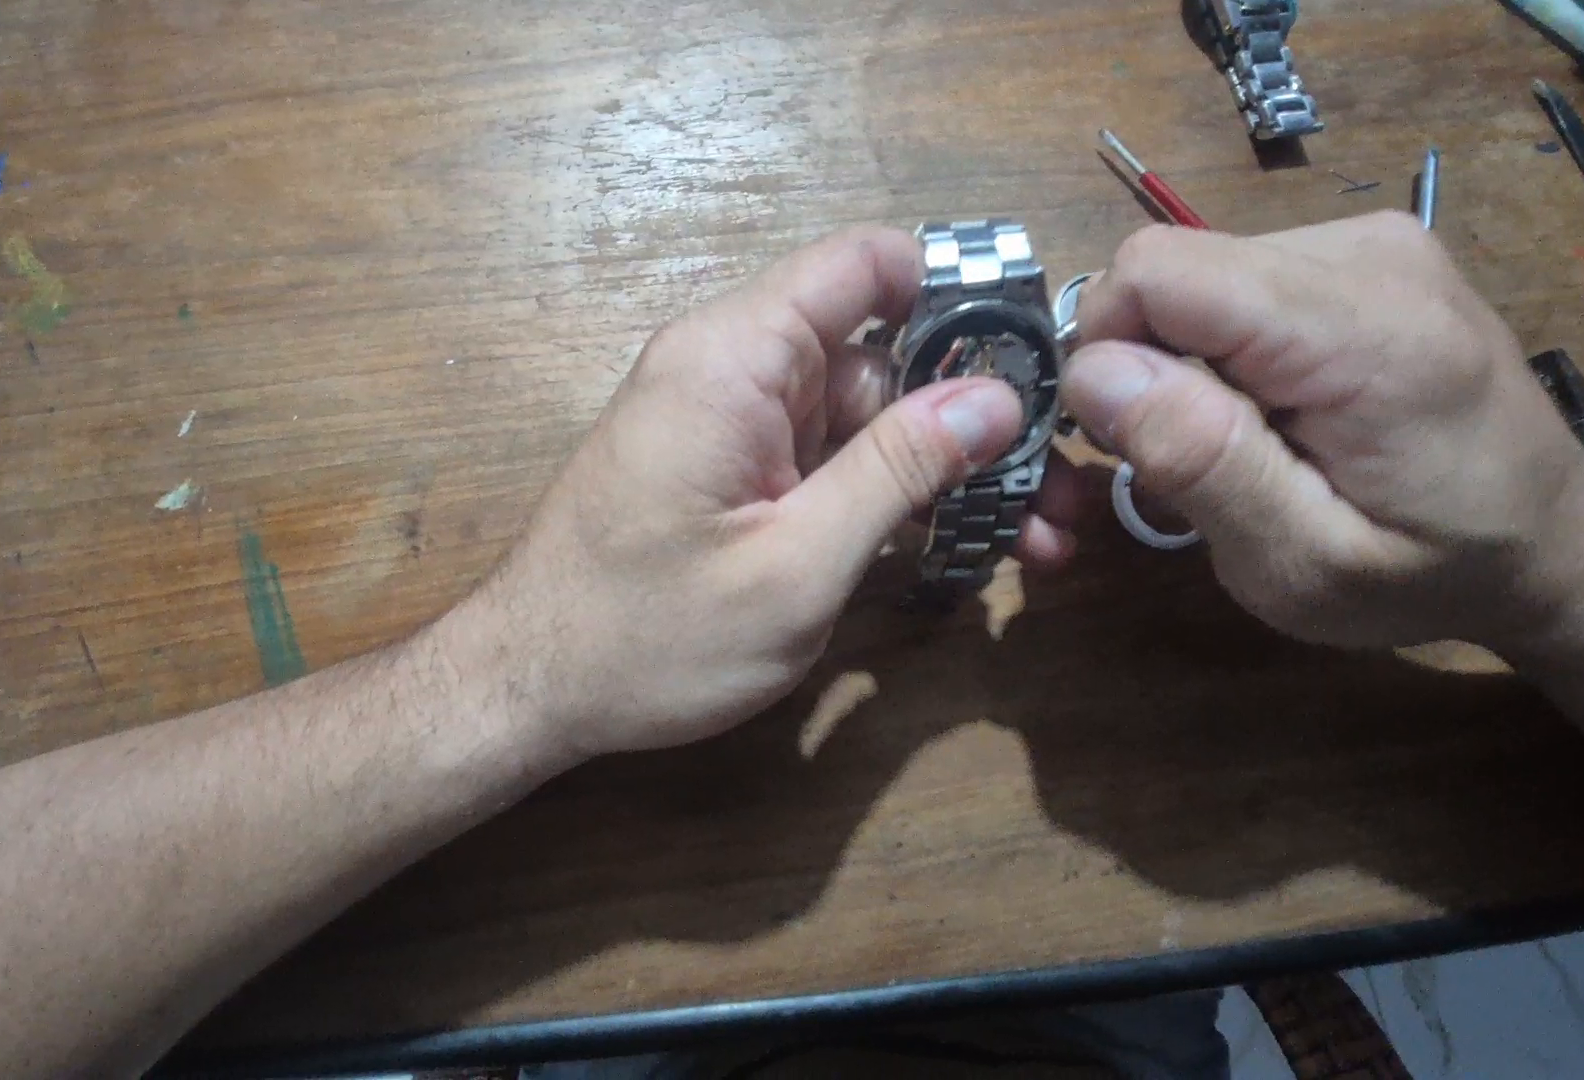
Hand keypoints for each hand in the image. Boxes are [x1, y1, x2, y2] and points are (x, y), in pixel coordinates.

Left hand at [472, 227, 1023, 758]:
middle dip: (963, 413)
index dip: (956, 292)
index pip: (862, 265)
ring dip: (933, 468)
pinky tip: (943, 542)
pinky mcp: (733, 469)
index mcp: (733, 359)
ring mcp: (732, 422)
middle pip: (875, 353)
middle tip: (1049, 492)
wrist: (534, 688)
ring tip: (1023, 535)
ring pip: (859, 415)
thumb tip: (994, 396)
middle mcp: (731, 368)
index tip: (1032, 359)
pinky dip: (881, 492)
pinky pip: (824, 457)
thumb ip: (895, 470)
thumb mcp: (795, 565)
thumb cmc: (650, 639)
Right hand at [1021, 212, 1583, 648]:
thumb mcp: (1299, 563)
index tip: (1119, 436)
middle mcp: (1362, 256)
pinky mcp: (1347, 256)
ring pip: (1181, 281)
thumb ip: (1201, 462)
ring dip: (1169, 366)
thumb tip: (1094, 373)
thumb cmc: (1423, 574)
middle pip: (1163, 274)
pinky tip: (1253, 409)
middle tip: (1175, 456)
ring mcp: (1359, 245)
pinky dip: (1204, 353)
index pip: (1159, 272)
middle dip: (1135, 366)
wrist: (1543, 540)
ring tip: (1225, 441)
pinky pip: (1216, 288)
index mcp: (1363, 333)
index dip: (1106, 348)